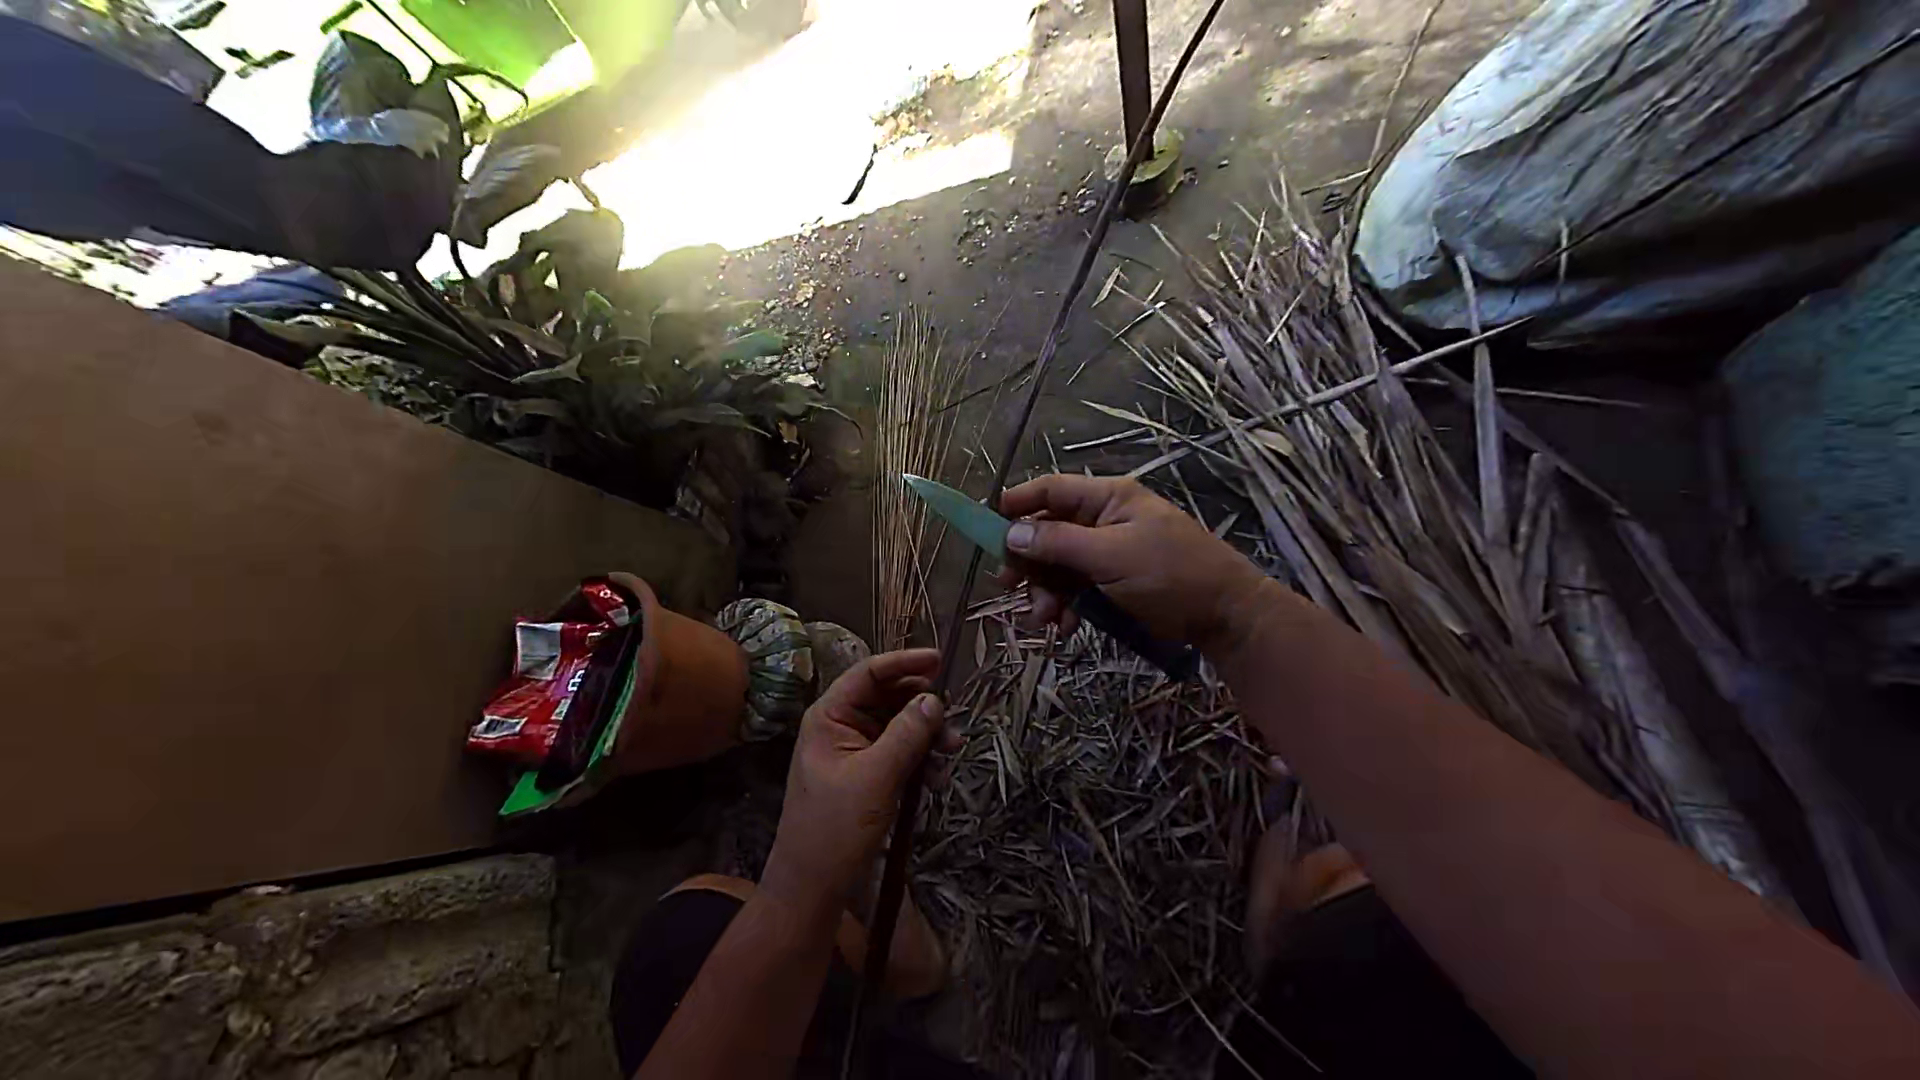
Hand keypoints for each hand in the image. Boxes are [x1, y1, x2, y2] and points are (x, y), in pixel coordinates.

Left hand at [761, 649, 954, 912]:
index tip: (940, 660)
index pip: (869, 673)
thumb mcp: (876, 777)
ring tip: (951, 752)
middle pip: (888, 697)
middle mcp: (841, 725)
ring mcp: (854, 749)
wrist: (813, 887)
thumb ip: (907, 734)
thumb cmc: (835, 828)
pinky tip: (936, 777)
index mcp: (829, 716)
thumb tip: (935, 700)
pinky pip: (900, 751)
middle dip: (922, 706)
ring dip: (927, 735)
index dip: (904, 662)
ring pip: (899, 725)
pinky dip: (921, 758)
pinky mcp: (868, 772)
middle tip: (952, 719)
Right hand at [998, 474, 1271, 653]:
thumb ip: (1059, 544)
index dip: (1019, 503)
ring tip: (1044, 618)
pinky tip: (1066, 628)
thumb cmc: (1171, 573)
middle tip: (1007, 585)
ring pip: (1058, 567)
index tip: (987, 525)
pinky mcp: (1113, 584)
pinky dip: (1066, 608)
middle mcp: (1104, 521)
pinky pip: (1076, 590)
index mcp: (1108, 500)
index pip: (1052, 490)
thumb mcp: (1111, 555)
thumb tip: (1010, 533)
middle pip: (1049, 533)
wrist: (1224, 616)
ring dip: (1045, 592)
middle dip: (1028, 562)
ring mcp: (1108, 554)